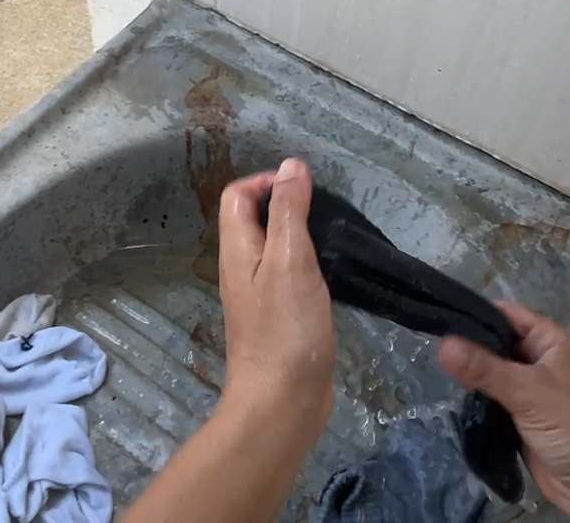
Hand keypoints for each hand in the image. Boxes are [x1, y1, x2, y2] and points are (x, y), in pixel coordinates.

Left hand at [215, 158, 335, 443]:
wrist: (283, 404)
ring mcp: (259, 294)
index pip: (237, 195)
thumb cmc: (286, 329)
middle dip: (286, 203)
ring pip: (274, 246)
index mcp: (238, 249)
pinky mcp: (279, 316)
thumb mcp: (291, 259)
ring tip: (332, 236)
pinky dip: (308, 262)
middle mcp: (242, 267)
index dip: (266, 181)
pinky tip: (331, 272)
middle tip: (323, 211)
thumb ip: (289, 210)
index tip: (303, 190)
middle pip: (254, 218)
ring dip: (299, 233)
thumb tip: (291, 166)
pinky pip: (288, 273)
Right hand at [439, 302, 569, 522]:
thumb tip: (442, 344)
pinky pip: (492, 396)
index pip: (504, 314)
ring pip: (491, 370)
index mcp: (547, 339)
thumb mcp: (527, 391)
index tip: (440, 318)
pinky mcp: (520, 414)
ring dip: (471, 373)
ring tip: (439, 367)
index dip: (474, 313)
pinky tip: (456, 393)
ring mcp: (529, 387)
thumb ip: (484, 368)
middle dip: (469, 345)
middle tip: (435, 346)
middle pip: (495, 341)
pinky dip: (477, 396)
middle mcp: (538, 358)